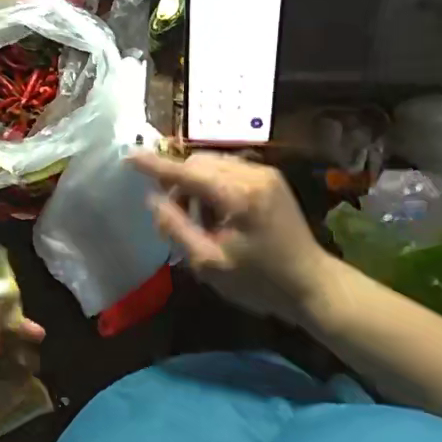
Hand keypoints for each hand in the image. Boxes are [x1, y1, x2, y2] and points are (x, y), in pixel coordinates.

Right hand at [130, 151, 334, 323]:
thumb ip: (176, 227)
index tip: (129, 157)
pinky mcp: (271, 179)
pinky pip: (229, 170)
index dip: (155, 165)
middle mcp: (253, 175)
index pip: (187, 171)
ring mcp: (265, 174)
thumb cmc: (259, 281)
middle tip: (173, 214)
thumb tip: (153, 199)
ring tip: (199, 220)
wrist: (312, 284)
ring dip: (195, 184)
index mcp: (238, 196)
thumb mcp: (209, 262)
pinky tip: (217, 214)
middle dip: (178, 181)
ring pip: (213, 164)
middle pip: (199, 162)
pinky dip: (213, 185)